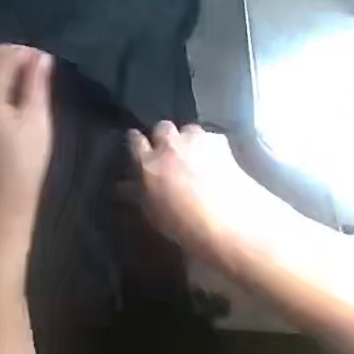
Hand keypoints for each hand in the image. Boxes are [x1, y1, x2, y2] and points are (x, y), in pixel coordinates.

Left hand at [0, 45, 54, 246]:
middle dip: (8, 54)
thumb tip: (41, 58)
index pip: (0, 57)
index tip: (45, 61)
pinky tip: (9, 96)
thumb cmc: (22, 169)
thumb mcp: (37, 123)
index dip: (23, 52)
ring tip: (25, 80)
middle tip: (35, 66)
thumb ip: (36, 85)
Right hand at [128, 121, 298, 271]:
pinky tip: (216, 159)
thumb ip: (138, 194)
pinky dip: (210, 145)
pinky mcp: (220, 142)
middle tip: (168, 152)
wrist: (229, 220)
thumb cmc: (184, 226)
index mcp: (148, 163)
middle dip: (163, 135)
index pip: (134, 140)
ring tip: (193, 154)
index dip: (136, 140)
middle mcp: (170, 145)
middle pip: (161, 127)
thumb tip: (124, 186)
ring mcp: (196, 140)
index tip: (137, 144)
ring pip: (187, 128)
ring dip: (187, 138)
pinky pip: (210, 137)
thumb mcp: (154, 214)